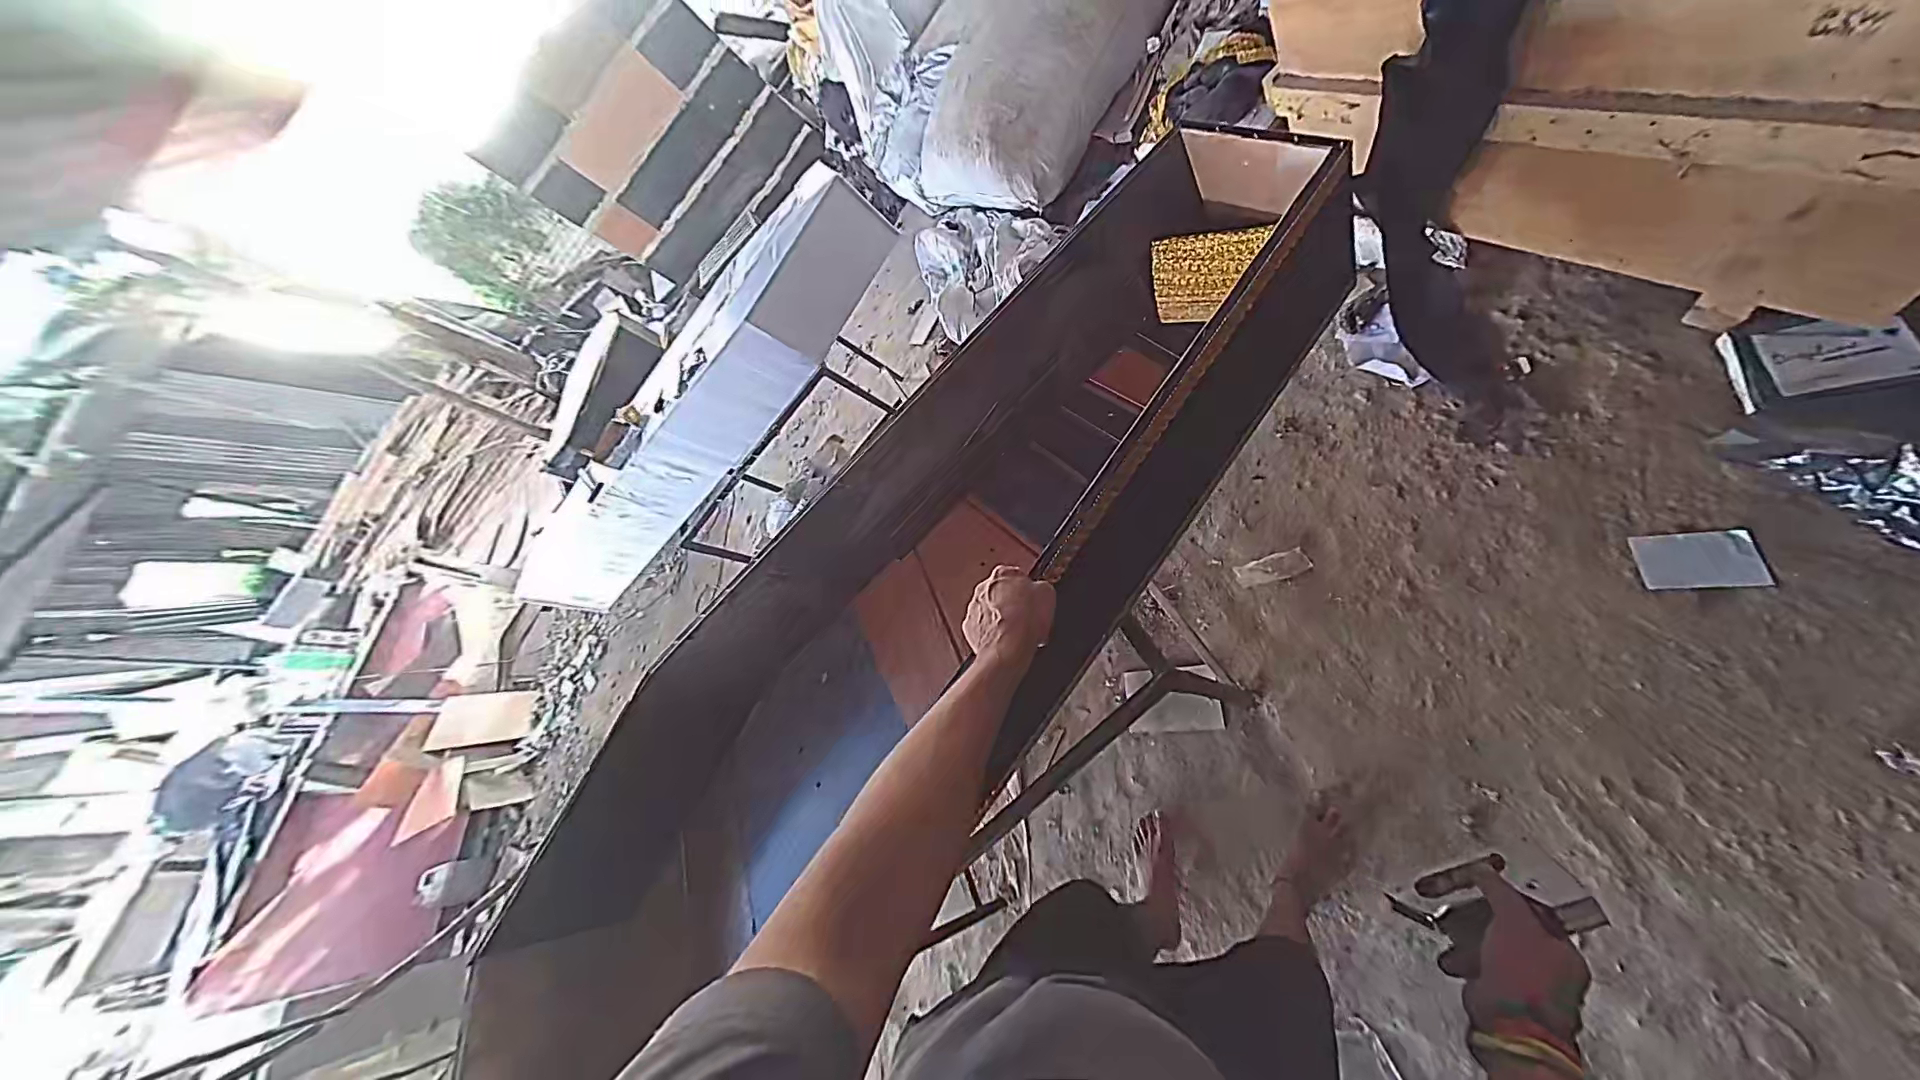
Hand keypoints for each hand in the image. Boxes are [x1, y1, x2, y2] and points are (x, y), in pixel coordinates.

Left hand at [962, 566, 1054, 661]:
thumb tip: (1040, 589)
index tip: (1032, 599)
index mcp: (1002, 574)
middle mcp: (983, 588)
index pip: (1015, 574)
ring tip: (1016, 632)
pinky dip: (991, 633)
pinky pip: (982, 627)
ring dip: (1000, 618)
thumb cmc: (1024, 622)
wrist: (1007, 649)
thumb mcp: (1047, 594)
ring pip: (989, 610)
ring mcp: (974, 608)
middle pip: (1000, 592)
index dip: (1027, 588)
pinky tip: (1005, 640)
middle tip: (1025, 617)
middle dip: (1012, 603)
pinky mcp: (970, 627)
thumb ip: (1040, 586)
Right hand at [1460, 864, 1590, 1043]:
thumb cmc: (1523, 976)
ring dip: (1469, 938)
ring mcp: (1526, 983)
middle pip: (1511, 928)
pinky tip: (1455, 956)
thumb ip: (1499, 891)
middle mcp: (1552, 969)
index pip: (1534, 911)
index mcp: (1566, 952)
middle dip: (1483, 916)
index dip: (1507, 895)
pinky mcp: (1500, 993)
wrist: (1507, 1023)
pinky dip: (1464, 957)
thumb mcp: (1512, 918)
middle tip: (1464, 906)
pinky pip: (1479, 964)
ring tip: (1454, 932)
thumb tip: (1486, 871)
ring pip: (1492, 947)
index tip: (1484, 884)